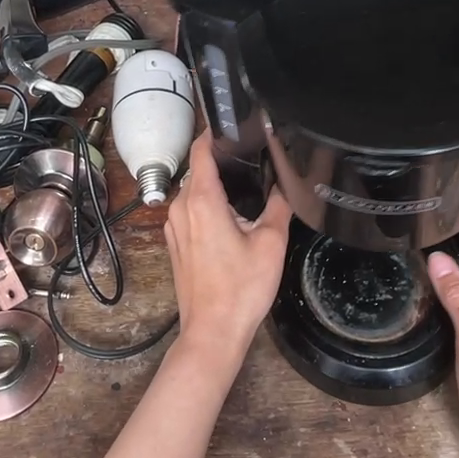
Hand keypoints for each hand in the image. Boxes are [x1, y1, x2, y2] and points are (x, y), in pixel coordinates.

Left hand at [163, 136, 291, 365]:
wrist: (213, 333)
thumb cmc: (241, 290)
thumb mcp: (271, 242)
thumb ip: (279, 205)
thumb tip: (284, 184)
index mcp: (201, 200)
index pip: (201, 150)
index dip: (215, 133)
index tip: (233, 125)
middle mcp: (180, 208)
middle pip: (198, 169)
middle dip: (221, 161)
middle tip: (251, 157)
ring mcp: (174, 227)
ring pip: (193, 191)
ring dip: (214, 186)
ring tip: (245, 187)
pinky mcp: (175, 244)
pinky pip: (189, 211)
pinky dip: (206, 206)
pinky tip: (231, 217)